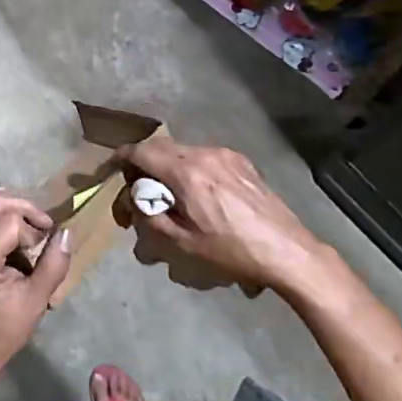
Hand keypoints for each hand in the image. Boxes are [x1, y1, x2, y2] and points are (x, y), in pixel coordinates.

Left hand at [0, 191, 71, 384]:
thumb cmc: (5, 328)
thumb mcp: (36, 299)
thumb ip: (53, 264)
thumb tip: (66, 233)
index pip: (10, 220)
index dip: (34, 228)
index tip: (49, 243)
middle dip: (24, 208)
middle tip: (44, 227)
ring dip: (9, 206)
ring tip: (30, 225)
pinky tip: (13, 226)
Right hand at [115, 136, 327, 295]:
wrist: (291, 254)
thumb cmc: (234, 251)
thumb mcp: (183, 242)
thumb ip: (149, 216)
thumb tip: (133, 201)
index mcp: (184, 173)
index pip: (138, 151)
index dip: (119, 158)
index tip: (110, 170)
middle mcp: (202, 155)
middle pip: (157, 146)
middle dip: (141, 162)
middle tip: (138, 186)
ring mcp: (224, 155)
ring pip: (180, 149)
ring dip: (166, 164)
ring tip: (169, 190)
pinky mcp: (241, 162)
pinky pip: (202, 155)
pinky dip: (189, 166)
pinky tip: (198, 190)